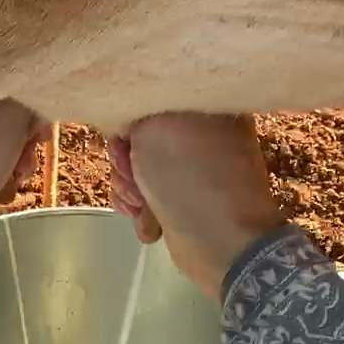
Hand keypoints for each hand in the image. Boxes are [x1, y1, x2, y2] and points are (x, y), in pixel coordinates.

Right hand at [110, 114, 284, 296]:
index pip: (151, 104)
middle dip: (125, 161)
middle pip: (140, 138)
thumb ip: (136, 116)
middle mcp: (202, 134)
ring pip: (139, 170)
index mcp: (206, 107)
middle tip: (130, 174)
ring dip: (129, 189)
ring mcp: (194, 170)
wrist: (220, 240)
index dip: (129, 123)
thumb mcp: (152, 126)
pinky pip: (147, 195)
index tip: (122, 141)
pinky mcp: (184, 201)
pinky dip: (139, 209)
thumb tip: (131, 129)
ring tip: (140, 205)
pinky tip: (145, 220)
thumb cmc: (187, 175)